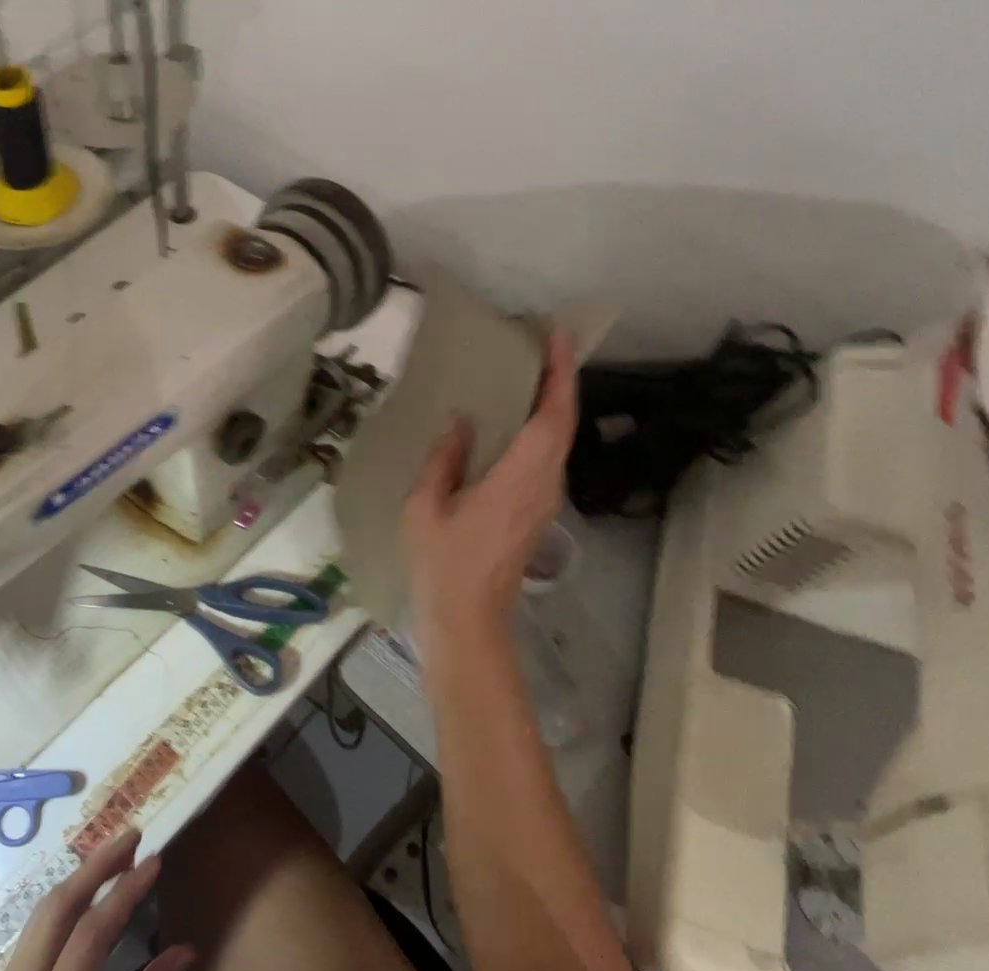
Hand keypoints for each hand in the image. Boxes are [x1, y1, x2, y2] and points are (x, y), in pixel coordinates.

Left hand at [0, 830, 193, 970]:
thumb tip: (184, 950)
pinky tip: (89, 891)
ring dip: (79, 877)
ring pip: (41, 911)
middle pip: (56, 907)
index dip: (124, 892)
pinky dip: (65, 899)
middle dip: (96, 864)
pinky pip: (35, 927)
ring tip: (116, 854)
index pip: (89, 934)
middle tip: (133, 835)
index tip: (154, 861)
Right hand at [402, 330, 578, 647]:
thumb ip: (444, 459)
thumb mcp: (426, 508)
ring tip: (526, 375)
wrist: (467, 617)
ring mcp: (545, 500)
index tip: (558, 335)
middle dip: (558, 381)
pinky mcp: (536, 512)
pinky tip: (513, 423)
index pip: (553, 416)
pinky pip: (546, 458)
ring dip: (550, 405)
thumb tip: (461, 421)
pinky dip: (539, 430)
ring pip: (558, 441)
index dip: (560, 373)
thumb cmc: (442, 564)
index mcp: (519, 479)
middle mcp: (544, 484)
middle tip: (539, 345)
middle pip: (563, 424)